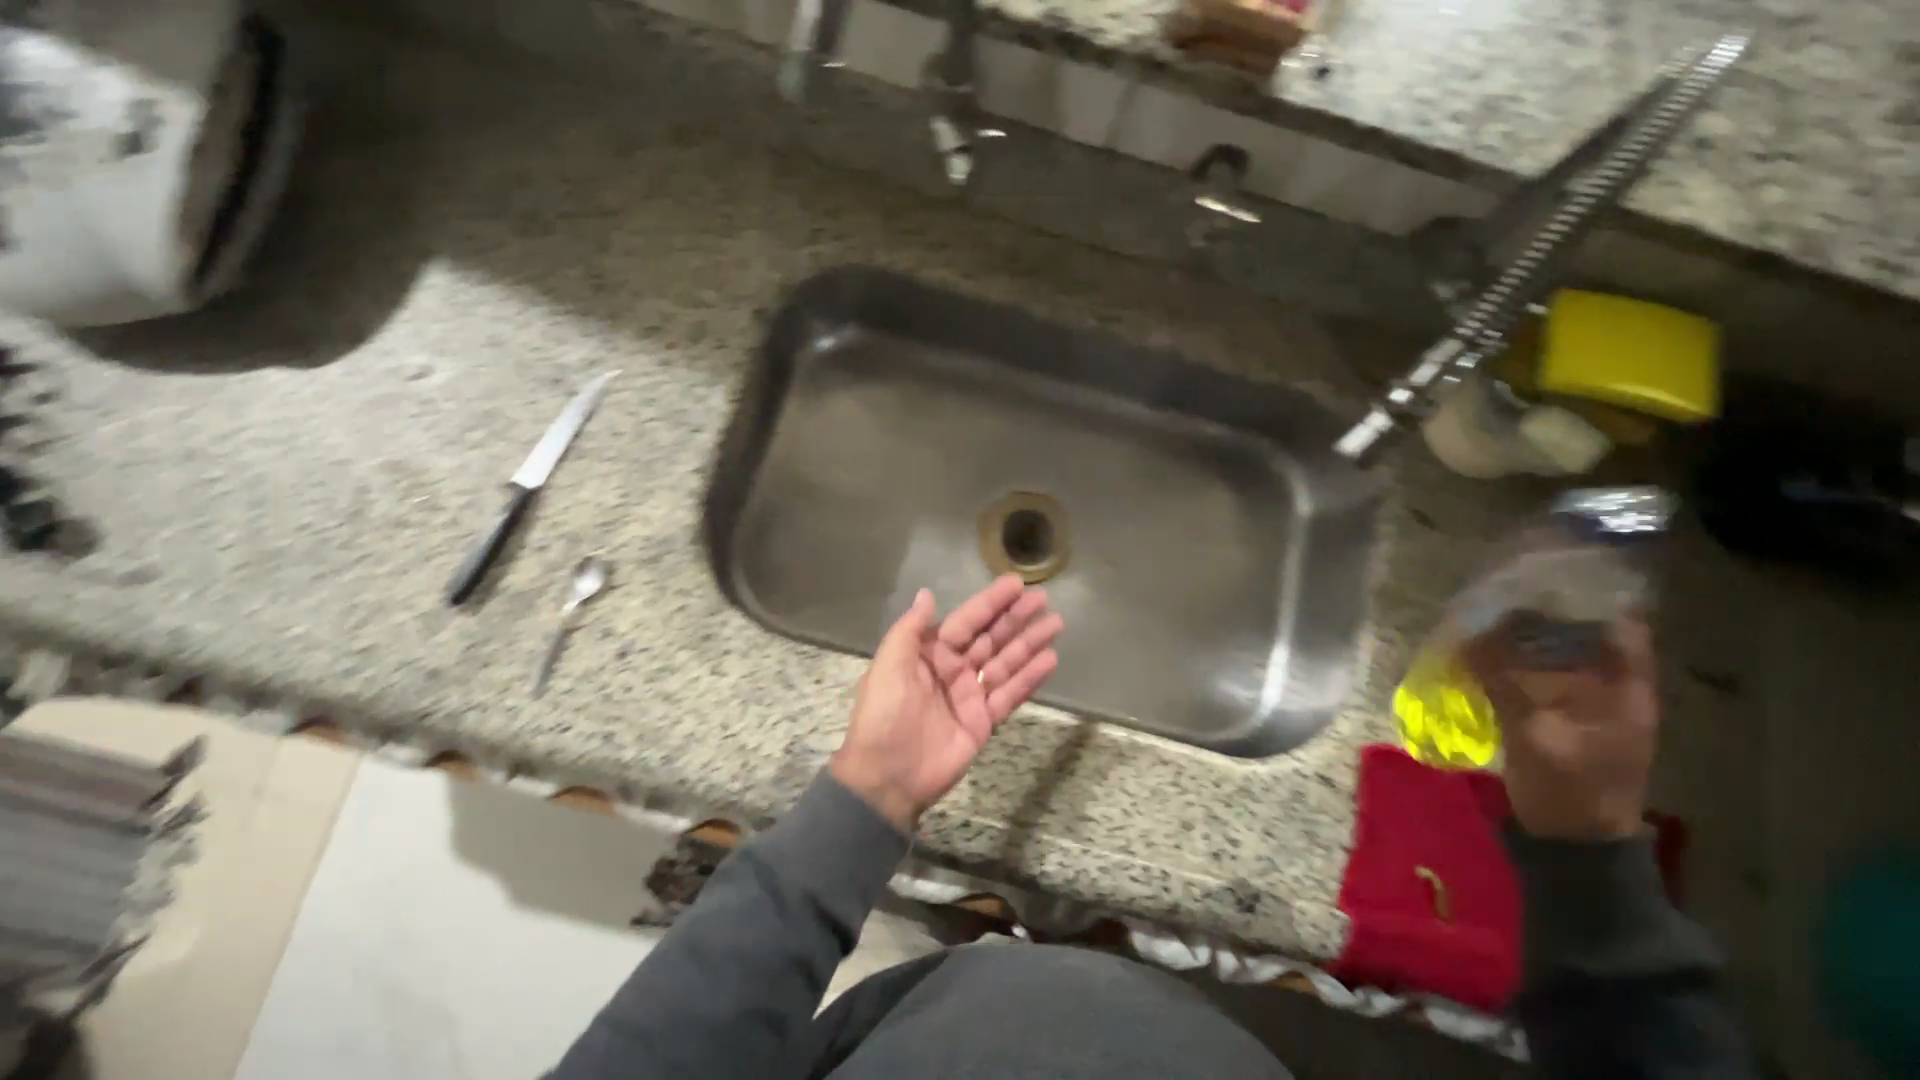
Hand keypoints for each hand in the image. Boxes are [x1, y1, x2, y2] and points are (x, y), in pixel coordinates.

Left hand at [831, 575, 1062, 831]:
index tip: (1016, 583)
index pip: (966, 621)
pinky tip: (1050, 660)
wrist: (886, 776)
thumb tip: (927, 594)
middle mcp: (953, 670)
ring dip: (1029, 643)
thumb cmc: (883, 715)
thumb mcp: (888, 666)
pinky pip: (1010, 695)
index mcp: (929, 654)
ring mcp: (970, 697)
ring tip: (1056, 624)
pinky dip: (1029, 678)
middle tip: (1043, 599)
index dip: (990, 603)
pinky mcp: (983, 722)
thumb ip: (910, 630)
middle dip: (1015, 619)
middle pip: (990, 638)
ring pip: (1005, 663)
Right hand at [1462, 618, 1659, 840]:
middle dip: (1544, 615)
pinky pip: (1541, 680)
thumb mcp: (1536, 735)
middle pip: (1585, 637)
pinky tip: (1484, 657)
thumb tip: (1468, 640)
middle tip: (1500, 597)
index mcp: (1626, 691)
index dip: (1587, 599)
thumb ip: (1504, 684)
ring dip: (1525, 640)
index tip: (1544, 580)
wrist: (1575, 848)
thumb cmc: (1569, 790)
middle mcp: (1614, 691)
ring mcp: (1588, 707)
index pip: (1620, 626)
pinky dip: (1516, 666)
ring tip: (1484, 622)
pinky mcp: (1562, 721)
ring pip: (1560, 657)